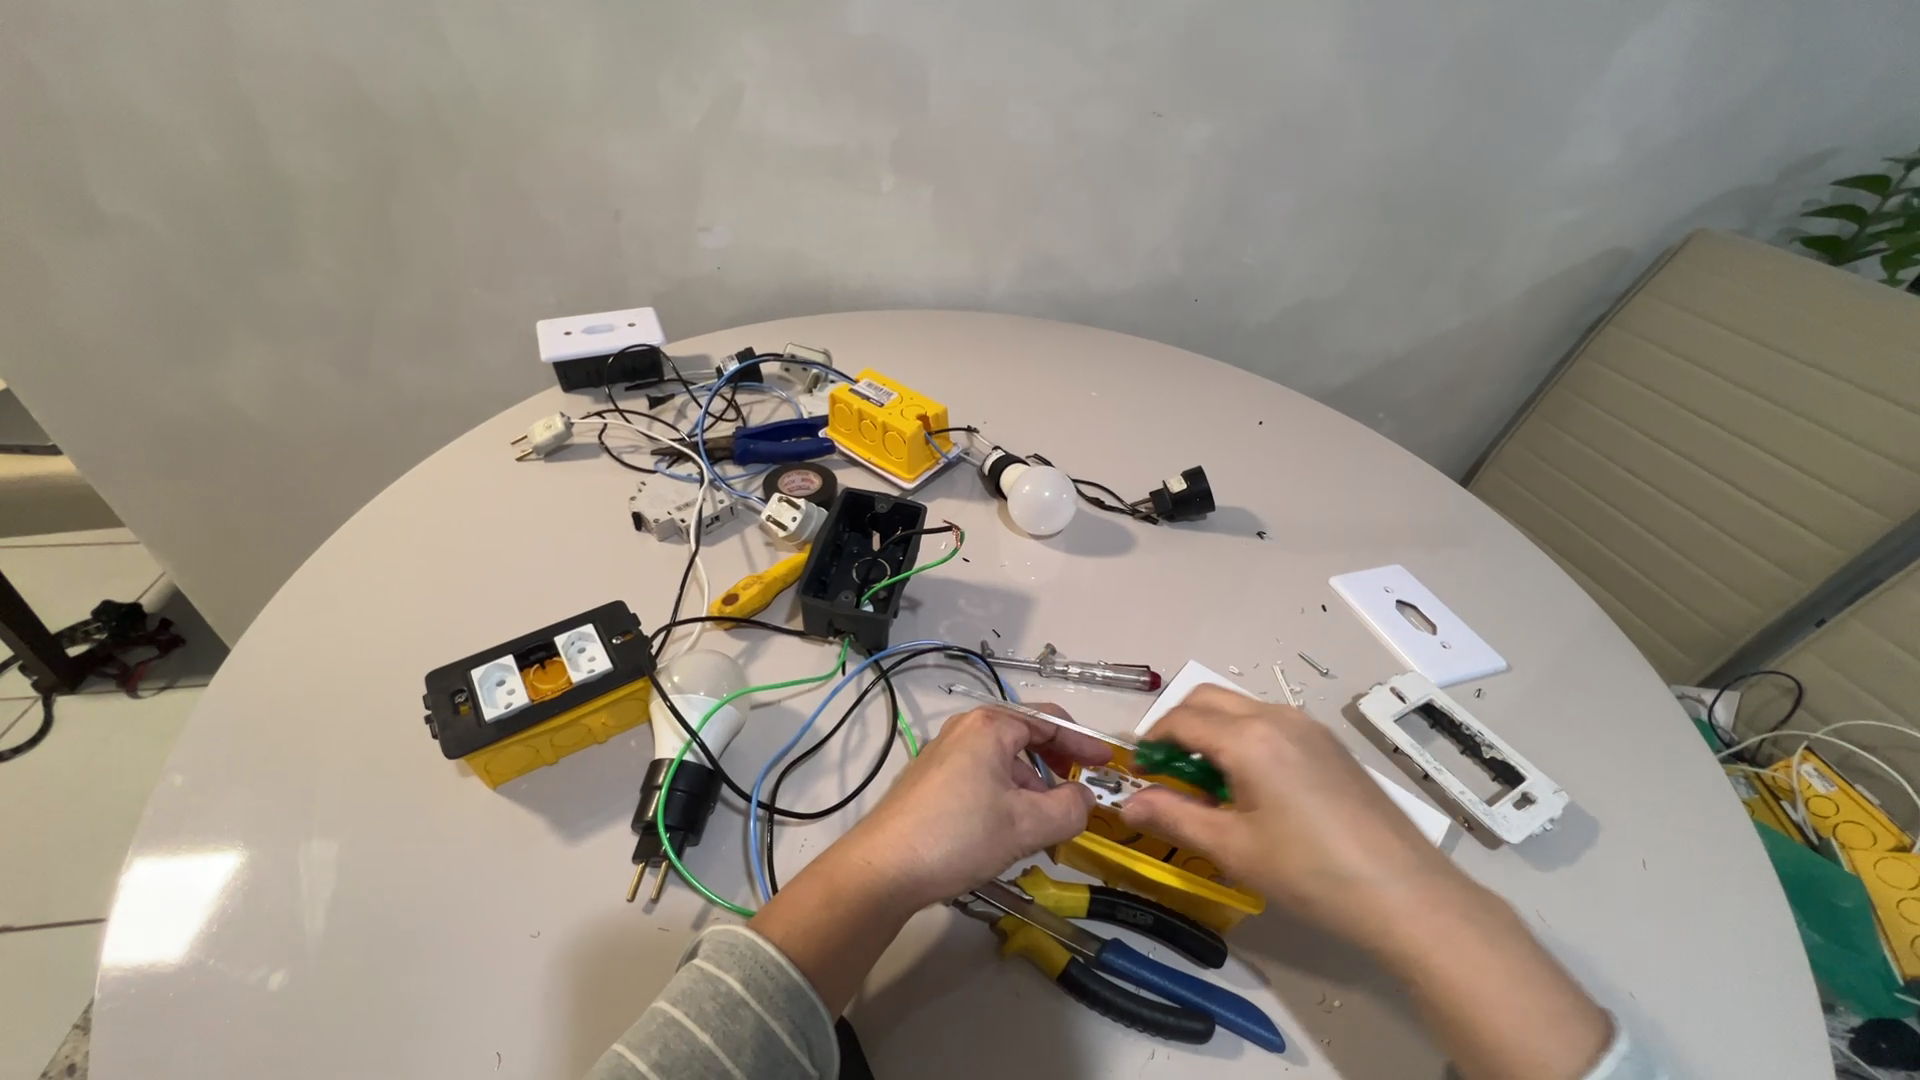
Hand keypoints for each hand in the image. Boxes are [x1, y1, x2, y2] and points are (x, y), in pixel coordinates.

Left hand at [826, 703, 1112, 910]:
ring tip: (1041, 829)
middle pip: (1023, 740)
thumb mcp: (1026, 826)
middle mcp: (963, 730)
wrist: (883, 869)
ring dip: (1029, 791)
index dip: (1082, 741)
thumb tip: (1083, 799)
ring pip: (1002, 765)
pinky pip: (980, 780)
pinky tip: (1005, 835)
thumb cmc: (959, 836)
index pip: (1048, 721)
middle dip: (1054, 769)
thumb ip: (1069, 809)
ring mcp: (942, 755)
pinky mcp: (928, 783)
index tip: (1106, 763)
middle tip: (1074, 797)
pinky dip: (1003, 799)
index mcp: (989, 726)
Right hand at [1121, 685, 1479, 955]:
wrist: (1405, 893)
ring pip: (1241, 707)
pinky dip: (1244, 737)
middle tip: (1168, 770)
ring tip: (1210, 783)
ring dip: (1212, 730)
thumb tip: (1127, 805)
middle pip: (1208, 698)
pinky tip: (1253, 787)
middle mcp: (1277, 717)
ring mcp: (1309, 727)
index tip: (1138, 771)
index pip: (1181, 719)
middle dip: (1178, 725)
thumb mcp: (1232, 848)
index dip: (1151, 742)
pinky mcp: (1330, 744)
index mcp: (1248, 738)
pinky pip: (1270, 722)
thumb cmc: (1309, 872)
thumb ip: (1174, 817)